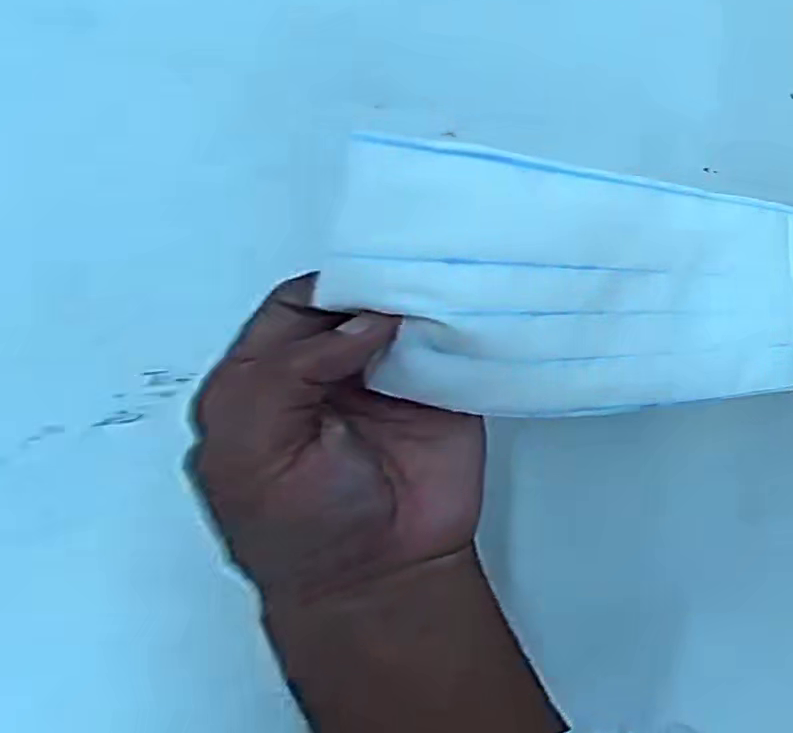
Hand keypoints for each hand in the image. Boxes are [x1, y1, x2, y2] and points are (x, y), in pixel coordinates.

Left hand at [189, 274, 484, 607]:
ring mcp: (398, 376)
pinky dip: (474, 326)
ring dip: (437, 301)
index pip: (298, 306)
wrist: (384, 569)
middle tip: (425, 279)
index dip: (334, 289)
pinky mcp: (451, 386)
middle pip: (365, 302)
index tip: (375, 287)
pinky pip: (463, 343)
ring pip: (417, 315)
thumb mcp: (253, 455)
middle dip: (392, 286)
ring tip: (460, 287)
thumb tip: (368, 321)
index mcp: (270, 379)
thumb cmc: (299, 526)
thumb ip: (285, 381)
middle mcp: (337, 369)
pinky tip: (483, 316)